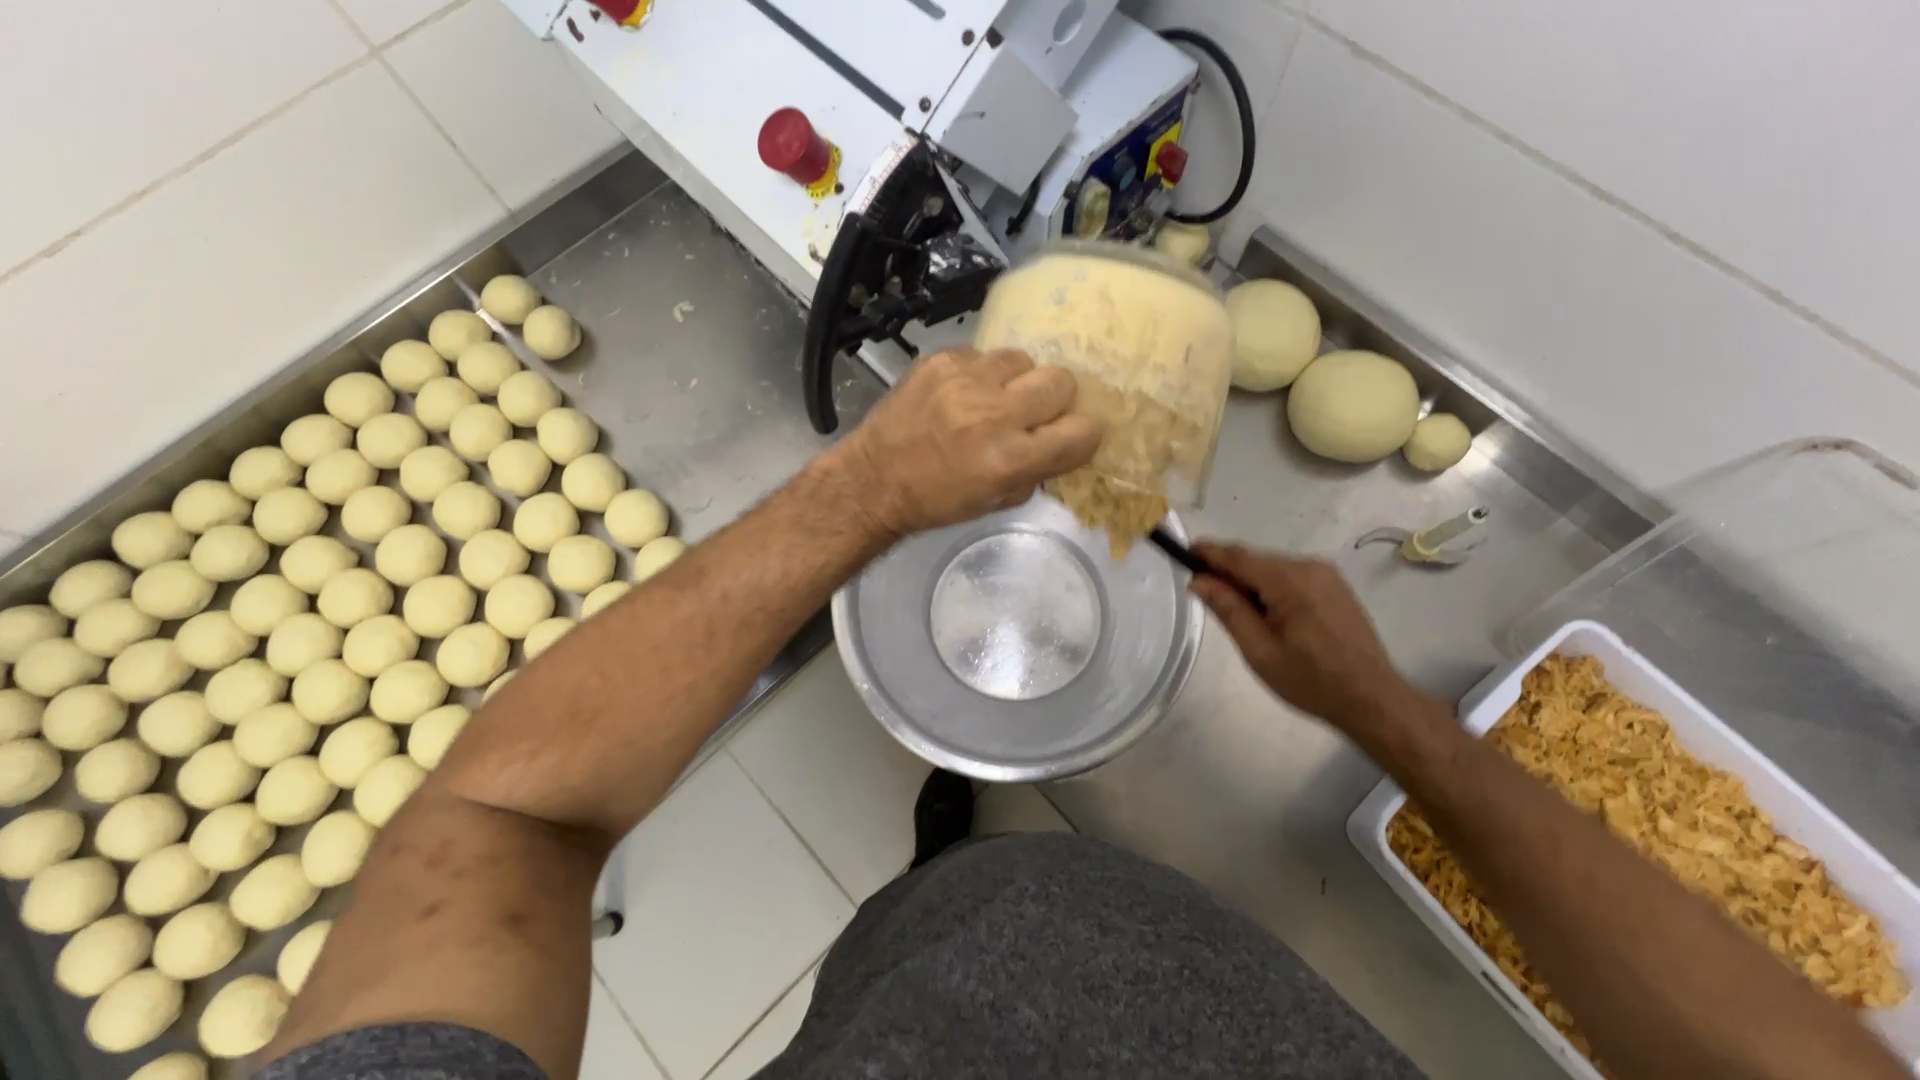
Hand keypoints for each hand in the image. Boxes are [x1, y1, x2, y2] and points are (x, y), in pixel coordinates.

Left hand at [829, 348, 1102, 537]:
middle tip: (1032, 416)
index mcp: (1010, 459)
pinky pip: (984, 355)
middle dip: (1054, 401)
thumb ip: (1038, 470)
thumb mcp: (997, 500)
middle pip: (1061, 382)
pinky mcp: (941, 361)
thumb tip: (1063, 442)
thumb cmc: (937, 500)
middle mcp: (993, 414)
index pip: (1082, 431)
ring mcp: (965, 381)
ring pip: (1024, 360)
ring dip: (1017, 381)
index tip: (1068, 438)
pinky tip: (963, 394)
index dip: (1080, 436)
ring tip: (994, 400)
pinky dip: (981, 374)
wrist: (874, 479)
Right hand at [1190, 543, 1424, 733]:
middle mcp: (1310, 567)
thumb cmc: (1310, 680)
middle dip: (1229, 574)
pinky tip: (1270, 618)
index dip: (1208, 553)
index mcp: (1289, 580)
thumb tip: (1199, 580)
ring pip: (1273, 570)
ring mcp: (1327, 575)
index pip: (1238, 556)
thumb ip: (1228, 610)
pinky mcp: (1335, 587)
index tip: (1183, 553)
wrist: (1371, 698)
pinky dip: (1273, 590)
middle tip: (1207, 599)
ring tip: (1243, 619)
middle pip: (1255, 561)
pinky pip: (1292, 578)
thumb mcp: (1259, 650)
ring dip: (1252, 584)